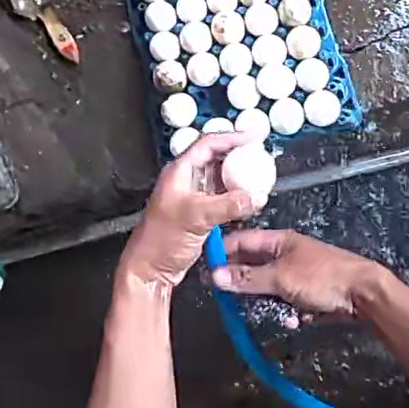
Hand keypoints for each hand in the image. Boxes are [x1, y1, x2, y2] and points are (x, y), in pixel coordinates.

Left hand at [120, 130, 266, 288]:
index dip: (231, 137)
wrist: (149, 270)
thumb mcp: (196, 217)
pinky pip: (221, 197)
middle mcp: (186, 180)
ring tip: (258, 177)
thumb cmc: (159, 241)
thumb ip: (228, 205)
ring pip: (220, 178)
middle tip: (258, 156)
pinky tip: (248, 200)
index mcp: (180, 172)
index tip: (252, 137)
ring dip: (238, 177)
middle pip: (216, 158)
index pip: (208, 144)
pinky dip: (235, 196)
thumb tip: (255, 196)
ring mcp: (192, 196)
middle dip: (238, 156)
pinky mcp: (198, 213)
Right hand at [208, 229, 391, 316]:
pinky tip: (293, 319)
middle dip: (244, 285)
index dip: (222, 254)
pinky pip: (283, 301)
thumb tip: (215, 276)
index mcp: (277, 241)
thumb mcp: (281, 278)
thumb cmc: (322, 278)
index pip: (240, 241)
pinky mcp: (304, 293)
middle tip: (231, 302)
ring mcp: (294, 274)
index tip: (206, 271)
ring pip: (266, 288)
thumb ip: (248, 278)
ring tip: (273, 312)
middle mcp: (283, 254)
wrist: (364, 294)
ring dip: (267, 302)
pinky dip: (285, 311)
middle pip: (251, 267)